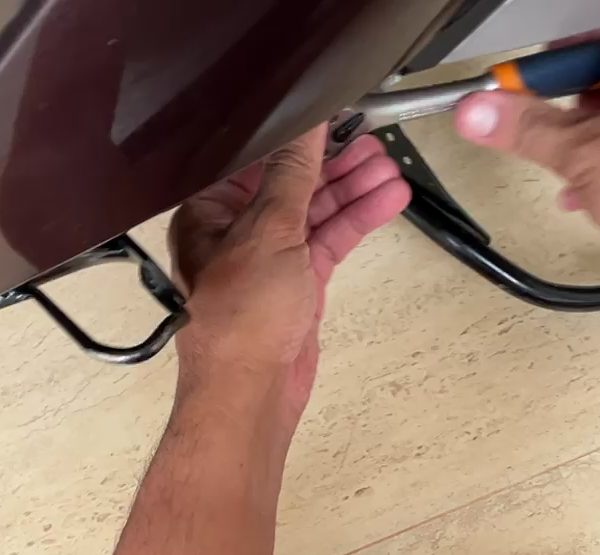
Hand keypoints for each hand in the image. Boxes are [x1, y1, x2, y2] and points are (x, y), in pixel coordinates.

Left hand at [168, 129, 409, 430]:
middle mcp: (238, 233)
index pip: (257, 160)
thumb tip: (305, 125)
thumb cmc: (240, 320)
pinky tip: (385, 200)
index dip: (297, 137)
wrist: (251, 393)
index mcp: (210, 213)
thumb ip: (292, 175)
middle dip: (334, 163)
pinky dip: (356, 222)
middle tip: (373, 138)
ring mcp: (271, 260)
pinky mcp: (298, 285)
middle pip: (291, 183)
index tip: (334, 115)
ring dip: (352, 190)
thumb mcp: (267, 232)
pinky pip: (329, 242)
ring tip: (389, 167)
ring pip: (315, 212)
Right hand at [453, 16, 599, 280]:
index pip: (595, 23)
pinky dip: (599, 167)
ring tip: (560, 163)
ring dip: (579, 140)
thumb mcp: (585, 153)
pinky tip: (583, 194)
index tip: (520, 78)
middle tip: (535, 120)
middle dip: (564, 101)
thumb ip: (528, 129)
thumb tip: (481, 111)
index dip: (554, 51)